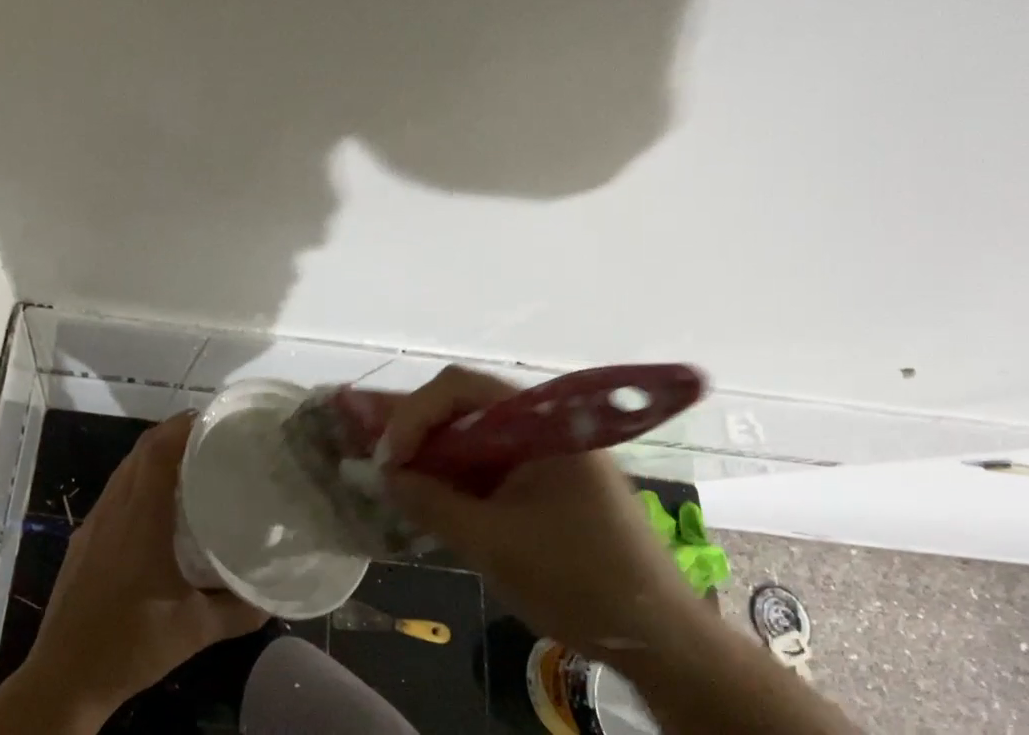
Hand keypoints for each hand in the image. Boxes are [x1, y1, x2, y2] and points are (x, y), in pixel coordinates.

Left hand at [0, 413, 266, 733]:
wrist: (65, 675)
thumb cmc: (131, 644)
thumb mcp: (195, 630)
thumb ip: (238, 610)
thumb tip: (272, 597)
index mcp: (139, 518)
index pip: (157, 450)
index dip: (183, 425)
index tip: (215, 419)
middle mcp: (113, 510)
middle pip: (140, 452)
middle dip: (174, 436)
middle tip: (213, 440)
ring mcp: (93, 524)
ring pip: (124, 471)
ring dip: (154, 459)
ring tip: (192, 467)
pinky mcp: (84, 541)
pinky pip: (114, 494)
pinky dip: (138, 483)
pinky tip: (159, 509)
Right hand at [379, 366, 697, 661]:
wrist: (659, 639)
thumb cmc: (578, 582)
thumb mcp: (492, 544)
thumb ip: (431, 502)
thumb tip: (385, 474)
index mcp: (541, 424)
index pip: (459, 388)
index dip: (412, 414)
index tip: (389, 458)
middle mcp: (544, 427)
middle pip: (462, 407)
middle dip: (412, 427)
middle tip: (369, 448)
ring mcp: (547, 456)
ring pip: (471, 437)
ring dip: (428, 451)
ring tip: (382, 465)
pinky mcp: (547, 485)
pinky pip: (489, 466)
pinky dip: (453, 475)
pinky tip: (423, 490)